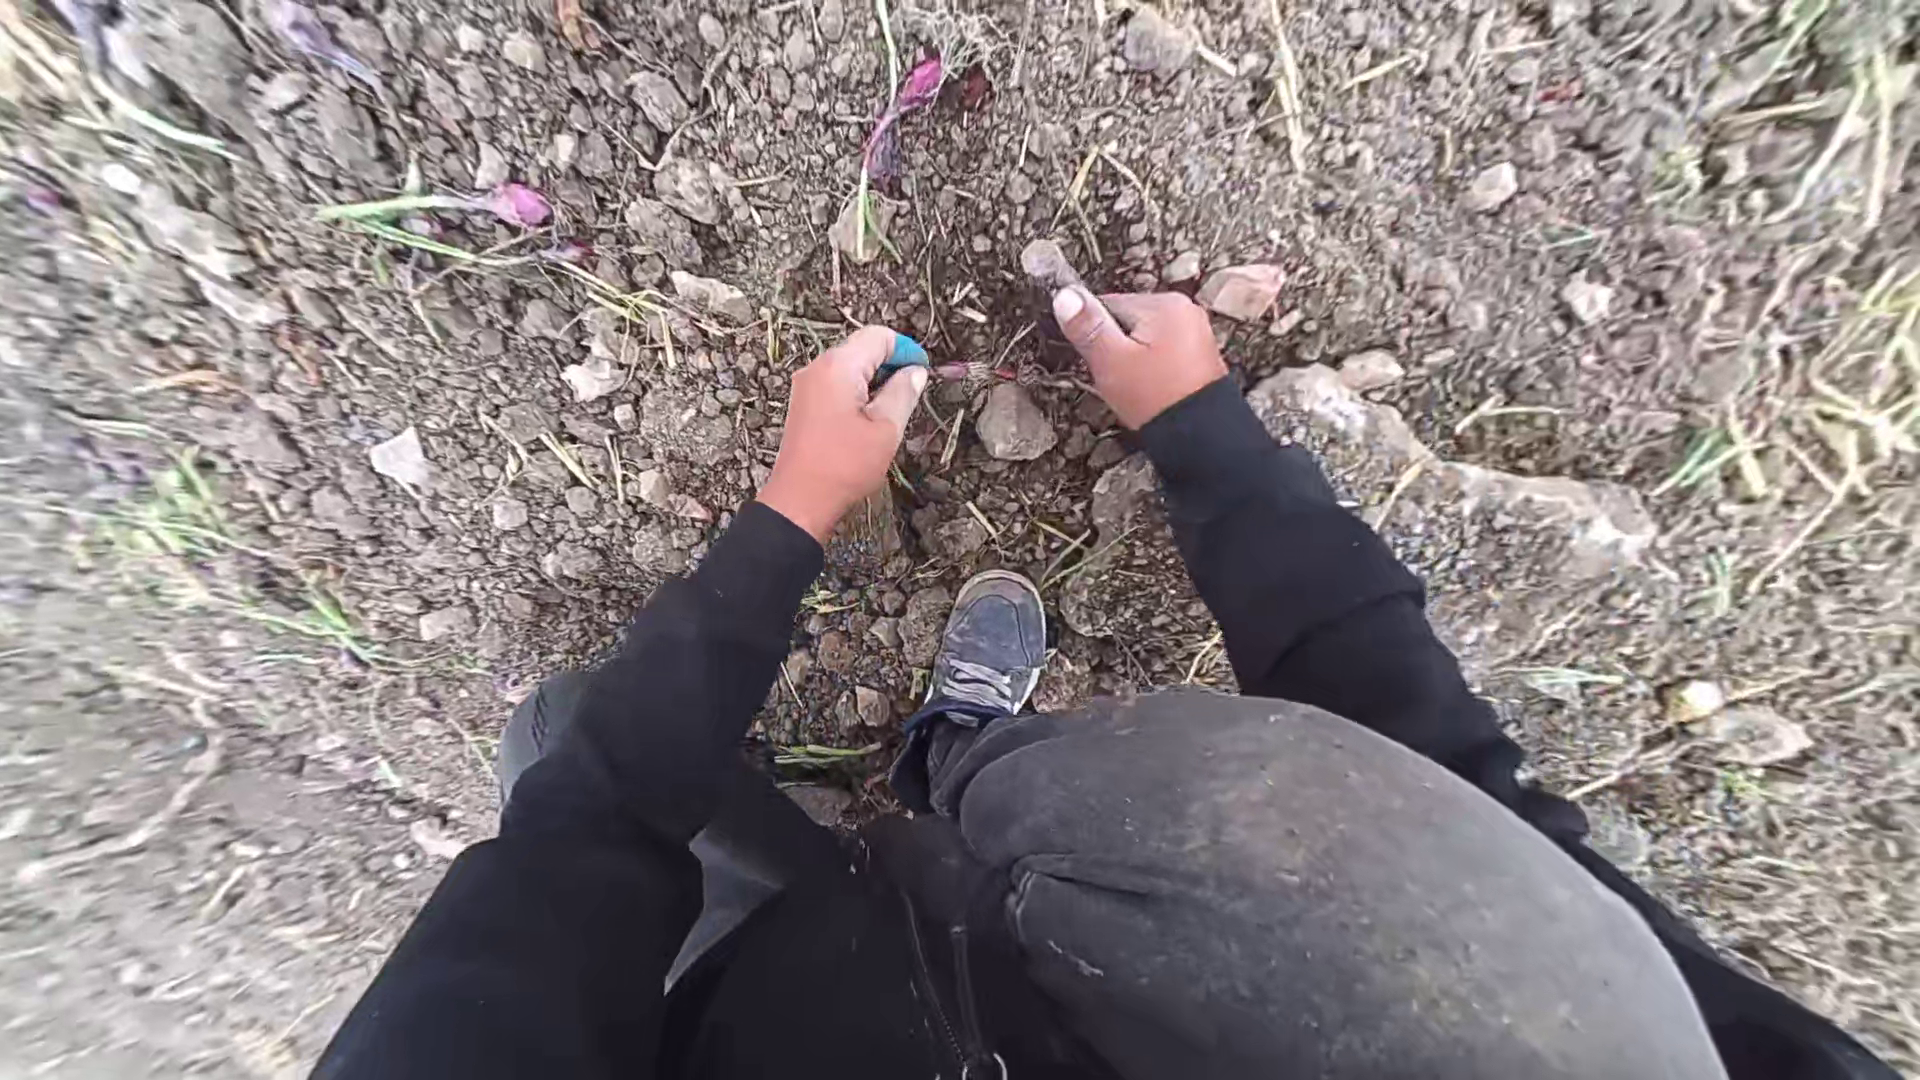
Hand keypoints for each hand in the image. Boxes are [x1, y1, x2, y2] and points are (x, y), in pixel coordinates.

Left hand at [758, 326, 927, 541]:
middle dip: (891, 366)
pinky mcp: (805, 406)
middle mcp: (818, 368)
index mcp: (838, 366)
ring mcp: (807, 386)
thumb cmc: (844, 466)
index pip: (878, 336)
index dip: (906, 350)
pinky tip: (870, 422)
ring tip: (892, 413)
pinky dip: (858, 395)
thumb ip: (904, 393)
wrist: (801, 500)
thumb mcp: (886, 428)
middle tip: (912, 395)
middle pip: (862, 349)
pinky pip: (837, 386)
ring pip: (850, 369)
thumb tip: (916, 373)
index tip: (923, 373)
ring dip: (876, 383)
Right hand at [1051, 288, 1227, 428]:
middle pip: (1127, 323)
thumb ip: (1087, 327)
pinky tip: (1149, 391)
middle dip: (1116, 350)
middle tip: (1118, 379)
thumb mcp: (1110, 361)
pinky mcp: (1198, 358)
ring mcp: (1195, 335)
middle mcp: (1185, 312)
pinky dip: (1149, 372)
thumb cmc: (1155, 399)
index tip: (1098, 360)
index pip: (1108, 305)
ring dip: (1131, 362)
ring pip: (1143, 341)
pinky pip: (1160, 356)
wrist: (1199, 437)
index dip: (1094, 336)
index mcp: (1164, 304)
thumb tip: (1065, 296)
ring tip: (1135, 388)